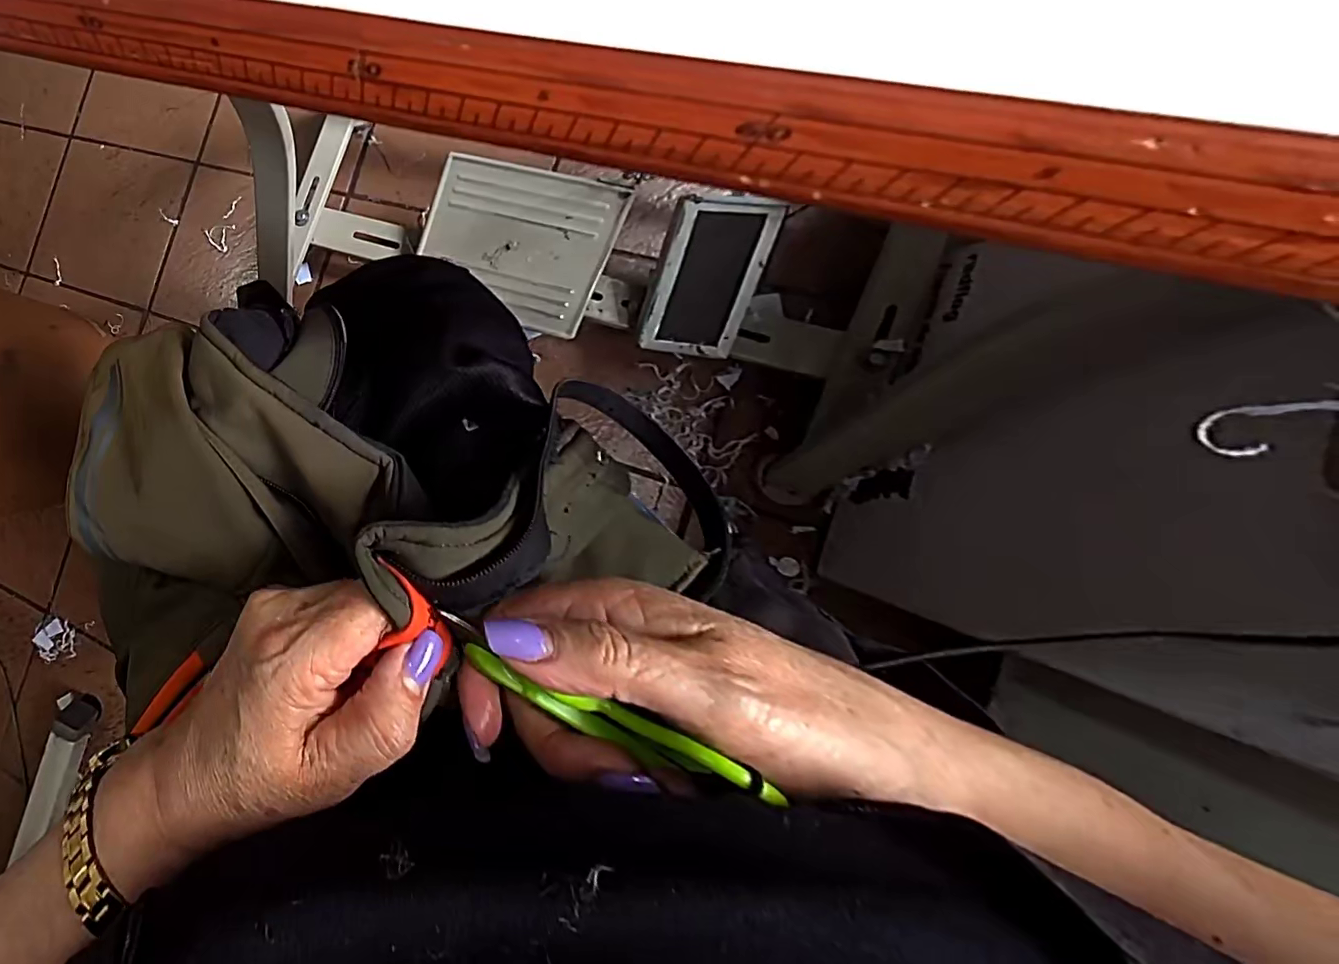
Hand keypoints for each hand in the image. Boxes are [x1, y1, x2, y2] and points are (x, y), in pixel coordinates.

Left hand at [100, 581, 443, 892]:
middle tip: (376, 691)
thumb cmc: (256, 781)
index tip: (409, 674)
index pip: (383, 602)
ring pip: (359, 596)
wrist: (191, 772)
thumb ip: (387, 715)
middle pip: (374, 595)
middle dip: (394, 637)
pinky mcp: (275, 600)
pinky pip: (337, 600)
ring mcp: (274, 599)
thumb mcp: (333, 773)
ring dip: (372, 635)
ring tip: (349, 686)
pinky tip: (331, 671)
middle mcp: (280, 609)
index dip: (412, 631)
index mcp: (290, 653)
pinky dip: (349, 631)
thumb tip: (426, 652)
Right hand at [457, 578, 970, 804]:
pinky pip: (598, 747)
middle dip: (557, 733)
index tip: (489, 730)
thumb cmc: (813, 719)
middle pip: (532, 679)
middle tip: (616, 764)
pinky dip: (617, 773)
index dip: (492, 671)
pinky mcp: (648, 721)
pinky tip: (662, 779)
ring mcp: (632, 682)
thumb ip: (605, 656)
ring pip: (562, 719)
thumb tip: (507, 637)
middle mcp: (616, 637)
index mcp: (619, 607)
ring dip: (593, 760)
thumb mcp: (704, 686)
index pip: (517, 622)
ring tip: (658, 773)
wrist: (897, 773)